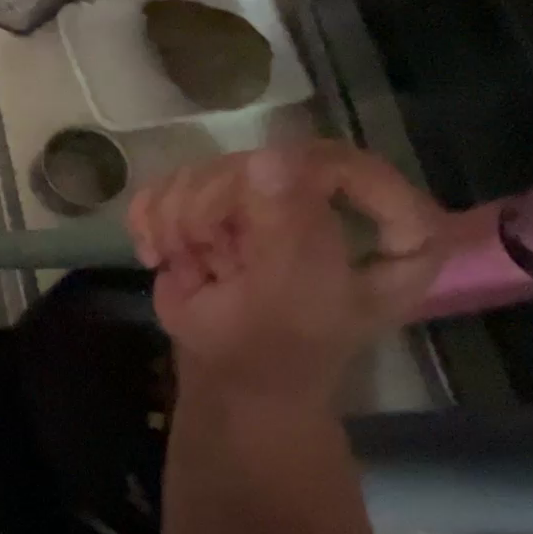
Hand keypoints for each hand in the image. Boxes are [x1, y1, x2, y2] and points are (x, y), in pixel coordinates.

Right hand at [126, 142, 445, 402]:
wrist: (226, 377)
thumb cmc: (277, 347)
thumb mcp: (293, 293)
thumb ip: (290, 226)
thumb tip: (268, 156)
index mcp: (384, 223)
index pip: (347, 168)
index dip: (295, 186)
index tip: (250, 229)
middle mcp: (322, 199)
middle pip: (253, 164)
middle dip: (207, 210)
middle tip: (199, 254)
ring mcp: (257, 201)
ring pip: (199, 174)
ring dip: (174, 223)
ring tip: (183, 263)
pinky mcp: (204, 209)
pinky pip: (164, 188)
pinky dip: (148, 222)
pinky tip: (155, 255)